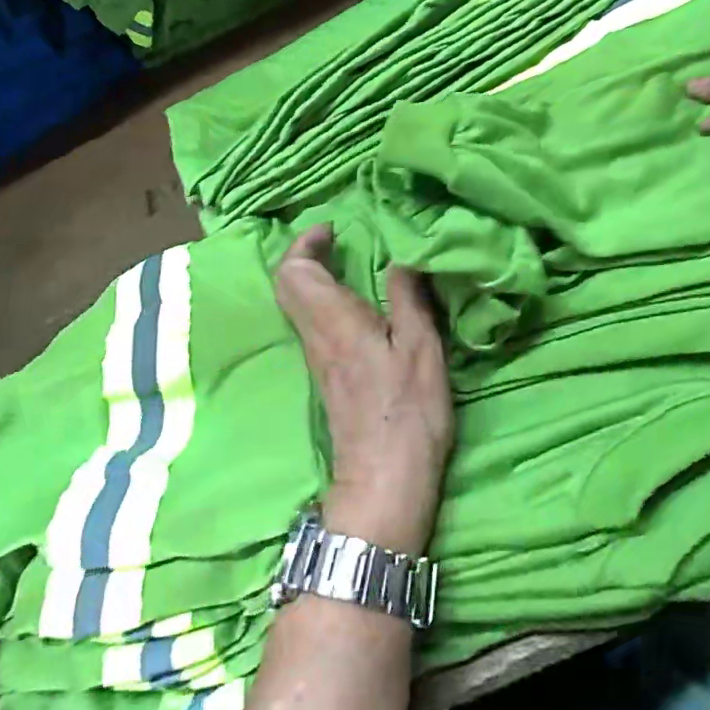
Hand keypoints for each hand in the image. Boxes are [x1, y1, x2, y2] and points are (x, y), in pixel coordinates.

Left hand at [274, 225, 452, 554]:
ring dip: (318, 278)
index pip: (294, 272)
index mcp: (335, 322)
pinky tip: (363, 306)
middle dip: (307, 256)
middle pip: (289, 286)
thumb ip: (410, 298)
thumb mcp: (421, 348)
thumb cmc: (407, 411)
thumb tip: (401, 256)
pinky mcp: (329, 377)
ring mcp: (319, 359)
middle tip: (340, 242)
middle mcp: (317, 337)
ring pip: (300, 306)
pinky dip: (329, 302)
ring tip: (355, 265)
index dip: (305, 243)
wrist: (385, 480)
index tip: (332, 229)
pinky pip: (316, 324)